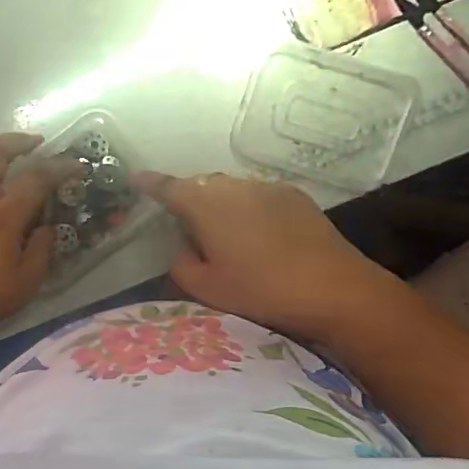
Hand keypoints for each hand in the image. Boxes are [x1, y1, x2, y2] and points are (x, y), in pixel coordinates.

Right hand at [132, 171, 408, 342]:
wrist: (332, 287)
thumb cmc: (261, 290)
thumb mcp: (208, 288)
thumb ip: (182, 264)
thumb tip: (184, 249)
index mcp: (206, 205)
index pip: (169, 188)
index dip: (150, 183)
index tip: (136, 177)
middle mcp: (234, 186)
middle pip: (202, 186)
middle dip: (189, 198)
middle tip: (185, 226)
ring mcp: (267, 187)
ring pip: (232, 189)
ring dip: (221, 204)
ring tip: (224, 234)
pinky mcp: (294, 196)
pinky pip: (258, 196)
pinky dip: (249, 209)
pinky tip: (258, 235)